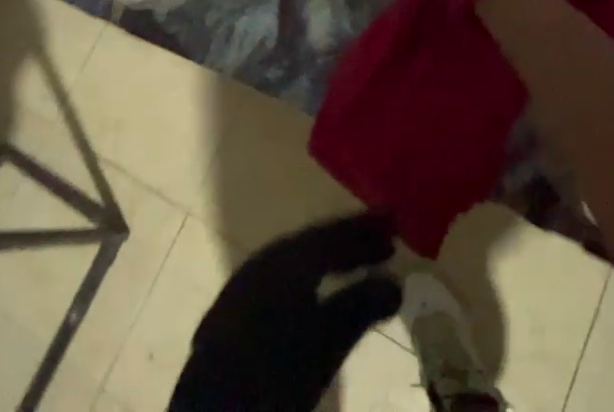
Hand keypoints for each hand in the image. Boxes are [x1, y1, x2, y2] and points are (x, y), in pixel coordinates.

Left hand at [169, 213, 402, 411]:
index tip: (393, 219)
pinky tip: (322, 289)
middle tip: (386, 241)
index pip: (332, 234)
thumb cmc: (278, 366)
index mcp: (288, 259)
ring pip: (298, 258)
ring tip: (363, 264)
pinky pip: (284, 275)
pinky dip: (310, 275)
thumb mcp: (327, 341)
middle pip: (314, 243)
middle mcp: (266, 259)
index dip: (364, 227)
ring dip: (331, 258)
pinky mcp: (239, 303)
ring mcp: (249, 280)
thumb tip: (395, 282)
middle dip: (350, 241)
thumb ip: (360, 307)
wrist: (218, 397)